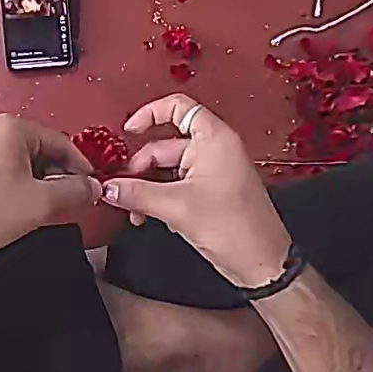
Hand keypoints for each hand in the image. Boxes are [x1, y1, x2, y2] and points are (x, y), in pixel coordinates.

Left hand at [0, 113, 99, 263]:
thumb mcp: (42, 202)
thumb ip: (75, 191)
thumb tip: (91, 187)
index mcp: (11, 128)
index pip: (61, 142)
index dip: (80, 167)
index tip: (90, 184)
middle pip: (43, 152)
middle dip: (59, 177)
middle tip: (71, 199)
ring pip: (24, 165)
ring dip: (39, 186)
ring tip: (44, 209)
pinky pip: (6, 175)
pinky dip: (20, 191)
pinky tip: (20, 212)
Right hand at [100, 94, 291, 287]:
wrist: (262, 264)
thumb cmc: (236, 228)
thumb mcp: (178, 207)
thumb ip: (138, 194)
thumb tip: (110, 187)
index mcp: (214, 139)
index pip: (178, 107)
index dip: (150, 114)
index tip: (129, 130)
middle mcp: (214, 150)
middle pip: (166, 144)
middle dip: (141, 166)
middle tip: (121, 186)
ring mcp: (212, 171)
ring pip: (168, 169)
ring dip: (147, 187)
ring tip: (134, 208)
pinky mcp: (210, 192)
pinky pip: (176, 185)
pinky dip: (160, 197)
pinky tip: (151, 217)